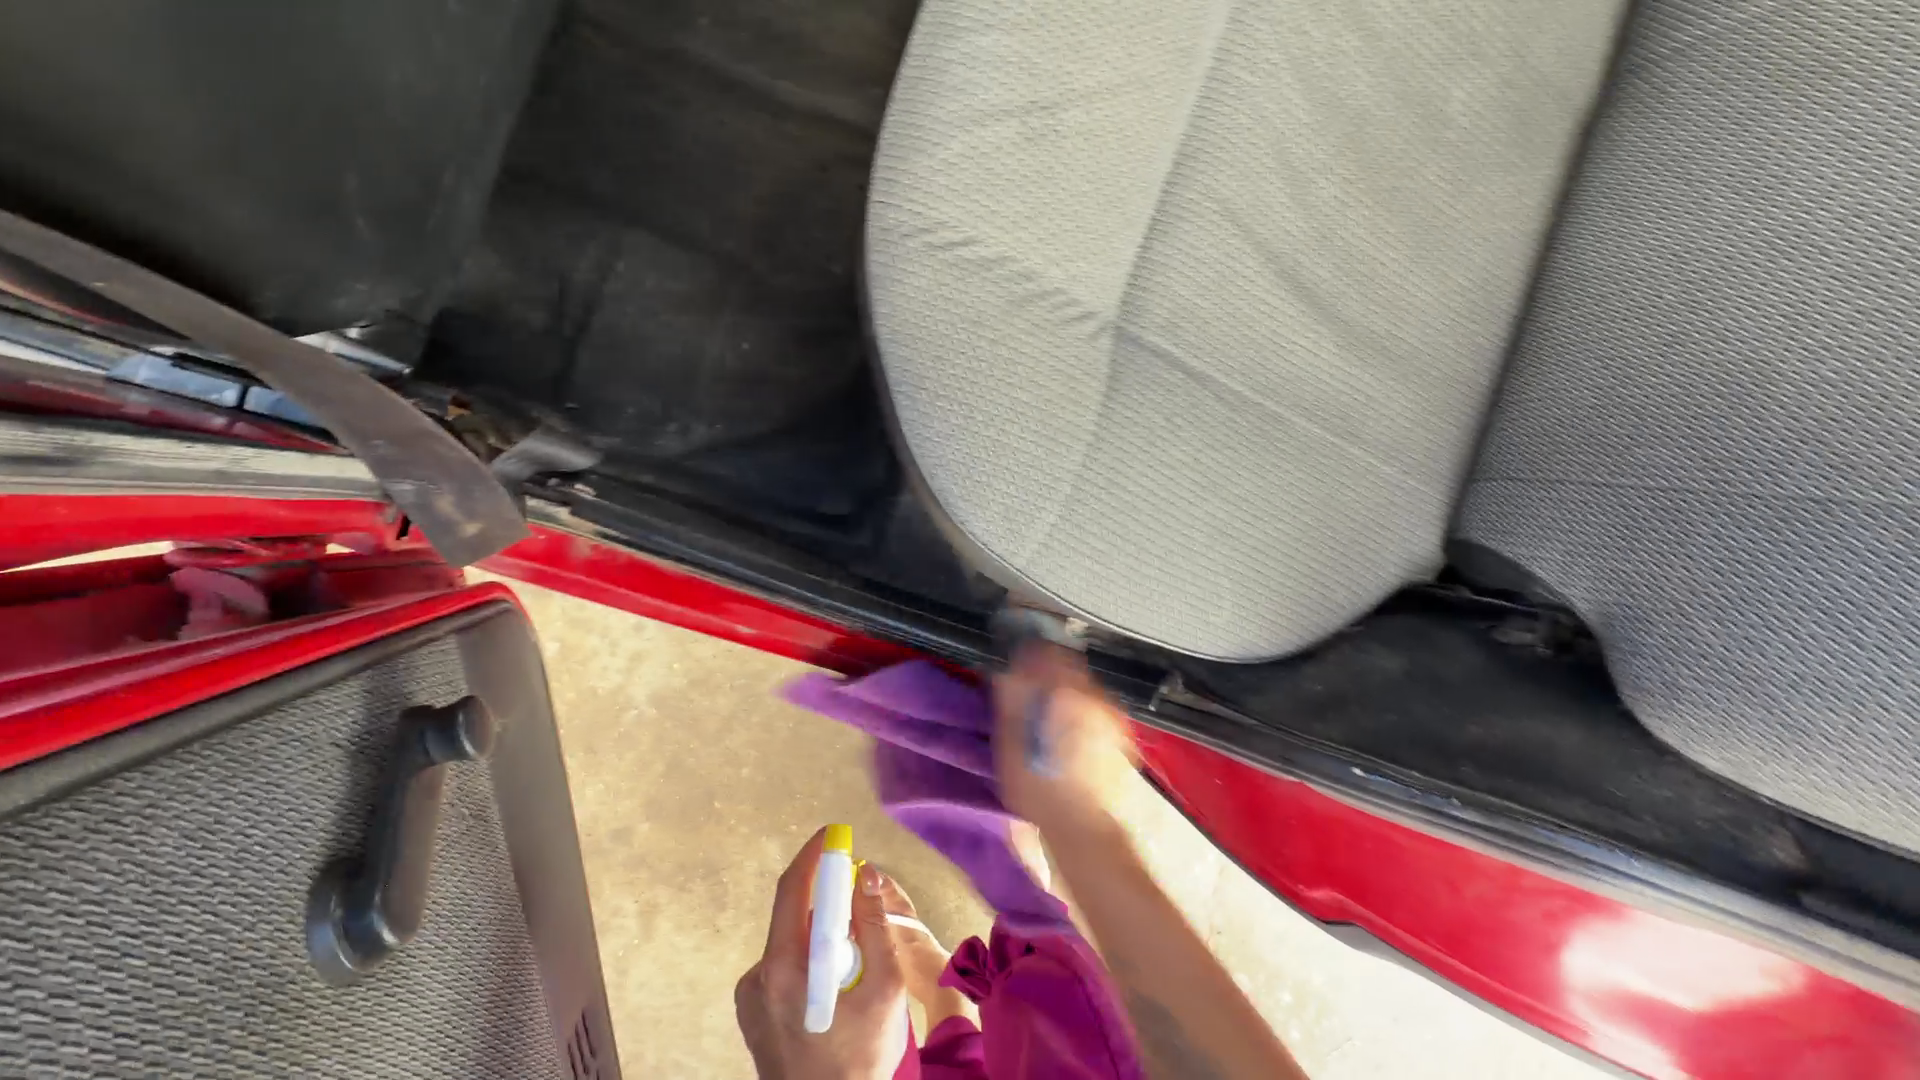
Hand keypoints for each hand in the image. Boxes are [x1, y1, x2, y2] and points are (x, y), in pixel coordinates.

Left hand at [735, 829, 909, 1079]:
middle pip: (793, 915)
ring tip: (854, 969)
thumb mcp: (884, 989)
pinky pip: (783, 968)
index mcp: (783, 966)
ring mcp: (749, 996)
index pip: (793, 889)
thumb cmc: (860, 1057)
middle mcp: (757, 975)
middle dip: (827, 900)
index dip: (815, 855)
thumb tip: (865, 875)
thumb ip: (875, 927)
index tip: (836, 835)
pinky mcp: (750, 1012)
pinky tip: (833, 991)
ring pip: (790, 943)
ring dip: (821, 938)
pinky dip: (809, 962)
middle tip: (860, 904)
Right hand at [992, 642, 1138, 843]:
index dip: (1029, 652)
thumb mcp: (1011, 746)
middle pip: (1069, 666)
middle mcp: (1095, 696)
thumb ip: (1011, 701)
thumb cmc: (1040, 789)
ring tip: (1048, 714)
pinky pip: (1098, 709)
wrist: (1085, 829)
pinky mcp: (1122, 735)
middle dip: (1048, 671)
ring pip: (1085, 687)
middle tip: (1029, 688)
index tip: (1016, 661)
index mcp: (1065, 692)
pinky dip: (1082, 712)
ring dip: (1066, 691)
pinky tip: (1070, 734)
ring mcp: (1113, 716)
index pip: (1046, 651)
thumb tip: (1007, 671)